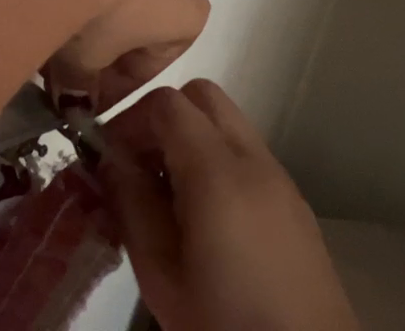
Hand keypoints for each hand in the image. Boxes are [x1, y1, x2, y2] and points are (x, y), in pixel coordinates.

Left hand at [30, 0, 209, 112]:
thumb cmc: (90, 9)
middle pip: (127, 16)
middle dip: (90, 40)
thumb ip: (79, 86)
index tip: (78, 98)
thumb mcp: (83, 63)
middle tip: (49, 61)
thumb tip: (68, 104)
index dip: (113, 86)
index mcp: (186, 9)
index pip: (153, 62)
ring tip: (29, 20)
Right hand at [101, 80, 359, 330]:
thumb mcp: (158, 268)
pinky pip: (246, 155)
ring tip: (167, 191)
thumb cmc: (223, 321)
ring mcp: (282, 183)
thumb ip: (130, 201)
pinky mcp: (295, 207)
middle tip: (139, 162)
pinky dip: (215, 160)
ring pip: (226, 122)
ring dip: (189, 138)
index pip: (165, 101)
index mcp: (218, 172)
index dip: (129, 118)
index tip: (110, 156)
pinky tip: (202, 214)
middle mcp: (255, 163)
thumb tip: (109, 158)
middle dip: (161, 117)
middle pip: (202, 96)